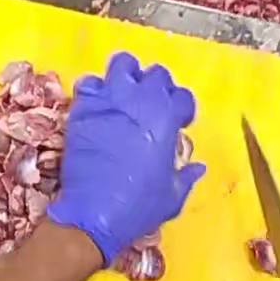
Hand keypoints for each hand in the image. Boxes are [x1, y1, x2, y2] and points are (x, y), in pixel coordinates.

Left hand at [45, 52, 206, 263]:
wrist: (94, 215)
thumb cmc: (137, 207)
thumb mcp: (171, 197)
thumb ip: (186, 177)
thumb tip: (197, 167)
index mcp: (166, 117)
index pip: (183, 97)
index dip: (183, 111)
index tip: (178, 124)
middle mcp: (139, 100)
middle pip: (156, 74)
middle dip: (158, 88)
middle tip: (153, 108)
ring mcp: (108, 101)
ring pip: (122, 65)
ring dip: (127, 77)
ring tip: (125, 96)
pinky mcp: (82, 110)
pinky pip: (89, 84)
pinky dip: (95, 92)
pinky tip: (99, 109)